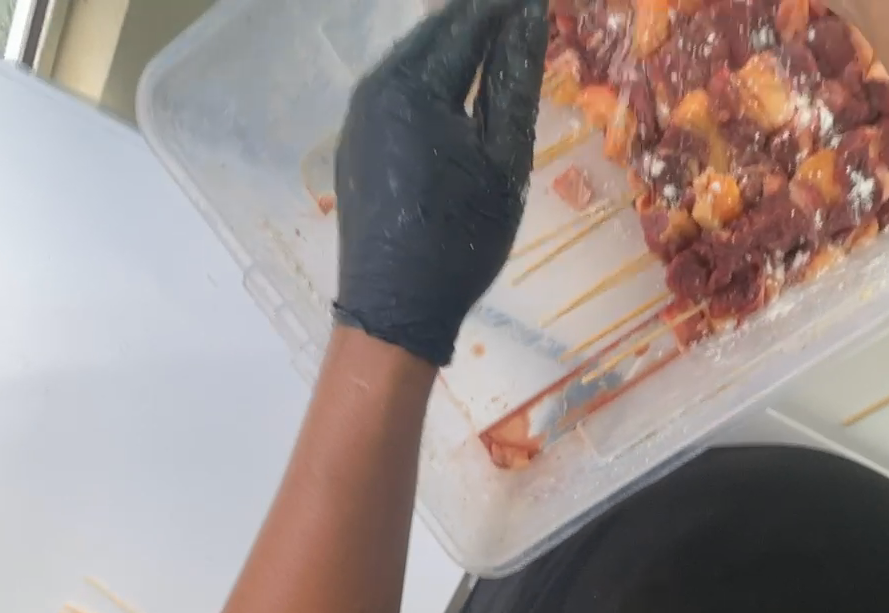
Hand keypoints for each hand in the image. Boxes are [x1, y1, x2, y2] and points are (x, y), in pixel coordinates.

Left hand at [333, 0, 548, 366]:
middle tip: (515, 21)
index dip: (505, 9)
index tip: (534, 4)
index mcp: (415, 86)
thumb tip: (528, 18)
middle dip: (476, 21)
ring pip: (411, 62)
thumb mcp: (504, 164)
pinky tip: (451, 98)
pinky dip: (427, 84)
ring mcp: (357, 115)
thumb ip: (515, 85)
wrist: (396, 307)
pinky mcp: (354, 143)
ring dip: (451, 52)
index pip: (468, 21)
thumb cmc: (460, 241)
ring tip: (491, 51)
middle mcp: (376, 86)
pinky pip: (394, 94)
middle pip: (434, 34)